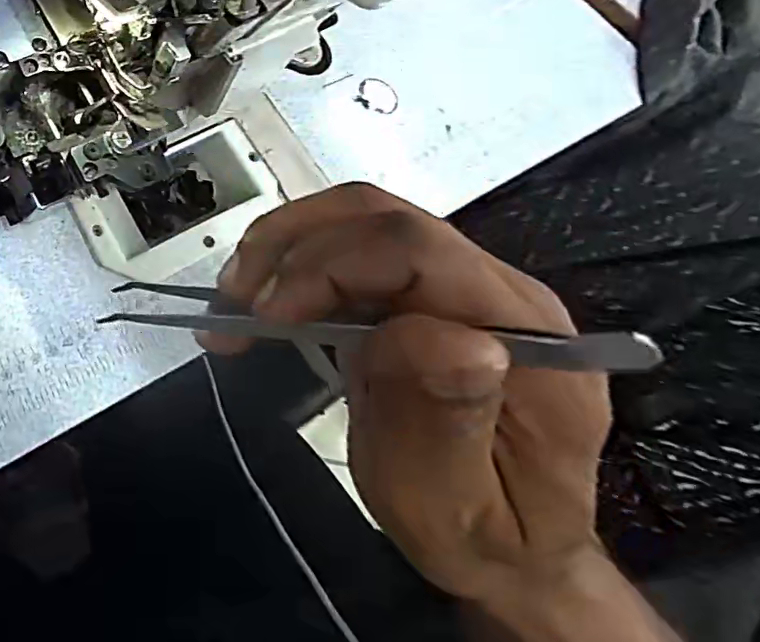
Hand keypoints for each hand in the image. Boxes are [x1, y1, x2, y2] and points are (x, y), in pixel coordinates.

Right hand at [206, 184, 668, 640]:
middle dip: (292, 246)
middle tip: (234, 301)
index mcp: (525, 334)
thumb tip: (443, 336)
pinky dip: (290, 260)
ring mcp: (453, 278)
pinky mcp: (414, 285)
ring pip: (356, 217)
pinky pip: (346, 242)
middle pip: (380, 218)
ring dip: (283, 245)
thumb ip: (447, 424)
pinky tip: (259, 298)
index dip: (329, 265)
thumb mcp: (457, 508)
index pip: (418, 250)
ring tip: (235, 297)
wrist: (499, 541)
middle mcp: (493, 285)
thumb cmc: (479, 537)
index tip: (267, 316)